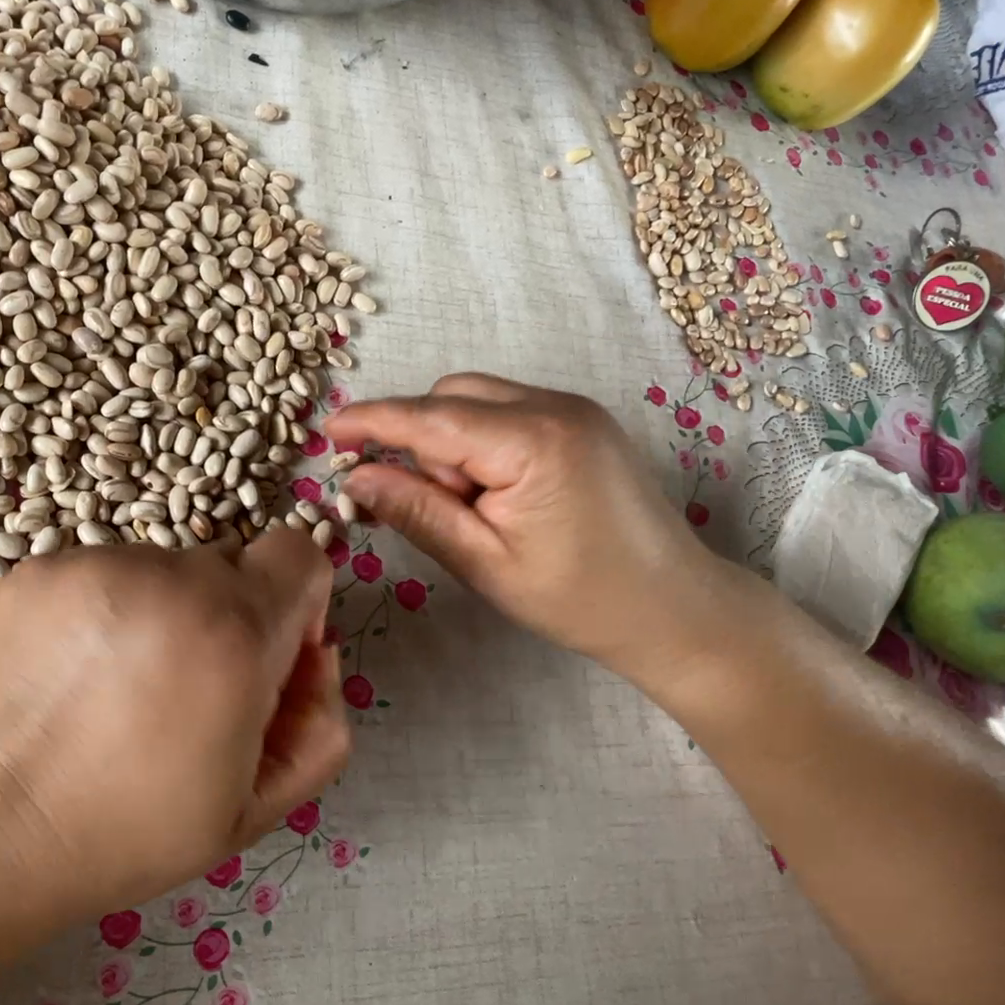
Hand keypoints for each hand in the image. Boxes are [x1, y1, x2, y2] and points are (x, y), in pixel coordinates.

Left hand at [0, 530, 349, 944]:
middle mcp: (172, 577)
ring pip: (165, 570)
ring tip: (112, 689)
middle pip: (231, 569)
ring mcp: (99, 564)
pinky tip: (69, 674)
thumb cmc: (121, 833)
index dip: (297, 604)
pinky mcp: (43, 566)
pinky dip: (104, 611)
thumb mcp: (251, 810)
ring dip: (162, 615)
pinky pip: (104, 572)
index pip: (302, 556)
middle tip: (180, 692)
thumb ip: (320, 727)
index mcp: (236, 634)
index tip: (265, 657)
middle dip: (225, 620)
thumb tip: (315, 656)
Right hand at [325, 373, 735, 674]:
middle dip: (419, 441)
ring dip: (449, 444)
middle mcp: (554, 406)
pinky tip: (491, 493)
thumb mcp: (484, 562)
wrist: (675, 608)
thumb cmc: (579, 598)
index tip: (329, 431)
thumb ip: (416, 511)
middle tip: (424, 504)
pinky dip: (478, 443)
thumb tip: (355, 476)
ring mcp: (572, 408)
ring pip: (475, 401)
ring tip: (468, 508)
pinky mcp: (579, 421)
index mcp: (533, 442)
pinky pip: (504, 412)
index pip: (431, 417)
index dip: (374, 421)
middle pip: (451, 396)